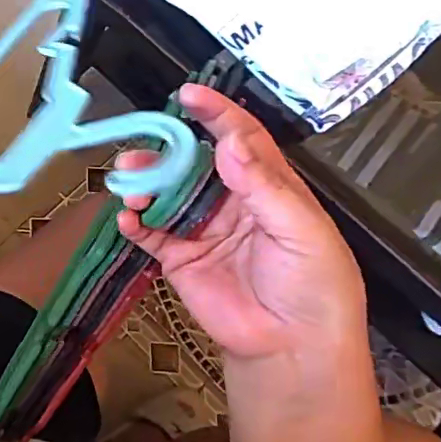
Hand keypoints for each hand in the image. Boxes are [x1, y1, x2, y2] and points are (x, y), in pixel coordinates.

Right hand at [118, 84, 365, 363]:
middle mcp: (230, 200)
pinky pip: (150, 233)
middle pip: (192, 163)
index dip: (216, 114)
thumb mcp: (301, 229)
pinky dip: (134, 224)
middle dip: (165, 152)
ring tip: (129, 184)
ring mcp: (202, 228)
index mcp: (266, 185)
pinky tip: (127, 219)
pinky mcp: (179, 258)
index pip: (239, 138)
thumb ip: (263, 186)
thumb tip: (229, 144)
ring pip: (166, 194)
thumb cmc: (313, 284)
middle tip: (142, 149)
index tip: (190, 96)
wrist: (290, 345)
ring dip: (145, 184)